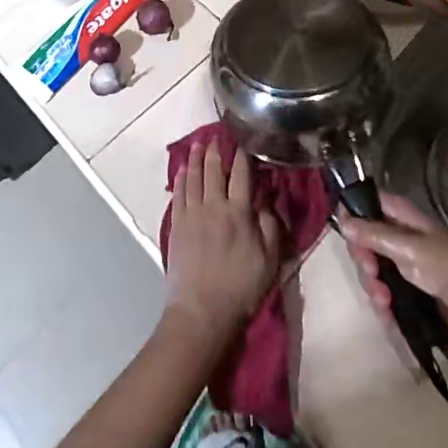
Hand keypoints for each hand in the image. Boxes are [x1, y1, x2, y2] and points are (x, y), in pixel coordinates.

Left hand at [165, 138, 280, 335]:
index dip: (244, 155)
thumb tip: (265, 201)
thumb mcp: (269, 259)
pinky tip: (183, 170)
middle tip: (216, 135)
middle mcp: (214, 207)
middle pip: (214, 171)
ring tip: (198, 144)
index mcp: (239, 213)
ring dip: (197, 159)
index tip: (244, 140)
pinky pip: (178, 195)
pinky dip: (181, 179)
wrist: (201, 312)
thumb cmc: (240, 287)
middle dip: (216, 151)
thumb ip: (269, 226)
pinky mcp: (177, 227)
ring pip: (194, 179)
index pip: (242, 175)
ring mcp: (192, 216)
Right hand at [339, 192, 447, 320]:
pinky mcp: (406, 289)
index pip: (373, 202)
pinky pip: (383, 290)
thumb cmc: (443, 267)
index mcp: (405, 217)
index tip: (344, 230)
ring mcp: (403, 263)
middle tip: (371, 272)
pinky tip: (387, 311)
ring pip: (373, 269)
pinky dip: (382, 300)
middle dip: (364, 259)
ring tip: (383, 300)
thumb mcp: (407, 248)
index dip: (356, 212)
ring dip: (373, 284)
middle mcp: (402, 236)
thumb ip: (374, 234)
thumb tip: (343, 220)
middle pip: (367, 240)